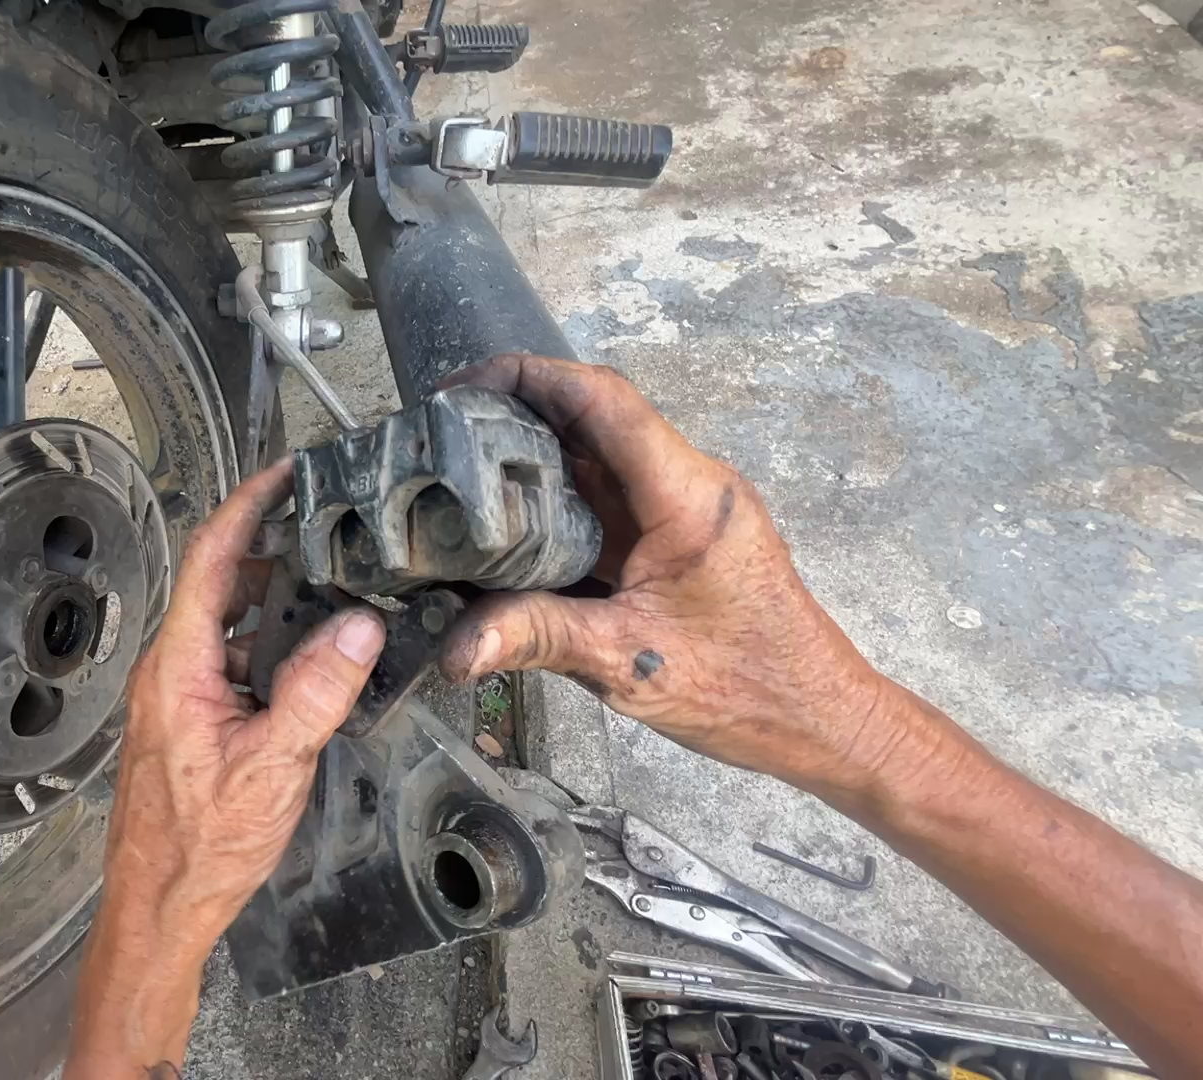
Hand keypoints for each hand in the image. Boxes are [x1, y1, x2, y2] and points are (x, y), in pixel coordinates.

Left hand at [65, 458, 385, 1077]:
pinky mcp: (190, 714)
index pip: (209, 558)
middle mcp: (171, 666)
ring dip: (271, 597)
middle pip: (218, 582)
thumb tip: (359, 625)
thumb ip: (316, 692)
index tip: (282, 474)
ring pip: (226, 621)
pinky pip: (230, 657)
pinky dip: (266, 641)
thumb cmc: (202, 844)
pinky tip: (307, 655)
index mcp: (179, 663)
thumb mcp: (272, 765)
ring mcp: (177, 690)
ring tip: (327, 581)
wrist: (158, 905)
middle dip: (268, 545)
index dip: (245, 507)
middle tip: (322, 523)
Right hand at [438, 354, 899, 791]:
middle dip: (511, 408)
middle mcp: (679, 483)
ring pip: (588, 452)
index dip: (527, 377)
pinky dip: (542, 492)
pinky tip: (496, 515)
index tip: (459, 389)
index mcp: (683, 494)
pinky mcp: (660, 533)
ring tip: (452, 464)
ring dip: (523, 449)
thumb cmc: (743, 685)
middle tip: (438, 430)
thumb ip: (537, 639)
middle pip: (589, 414)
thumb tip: (450, 651)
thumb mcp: (627, 661)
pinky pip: (593, 493)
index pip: (603, 400)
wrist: (817, 718)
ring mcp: (670, 507)